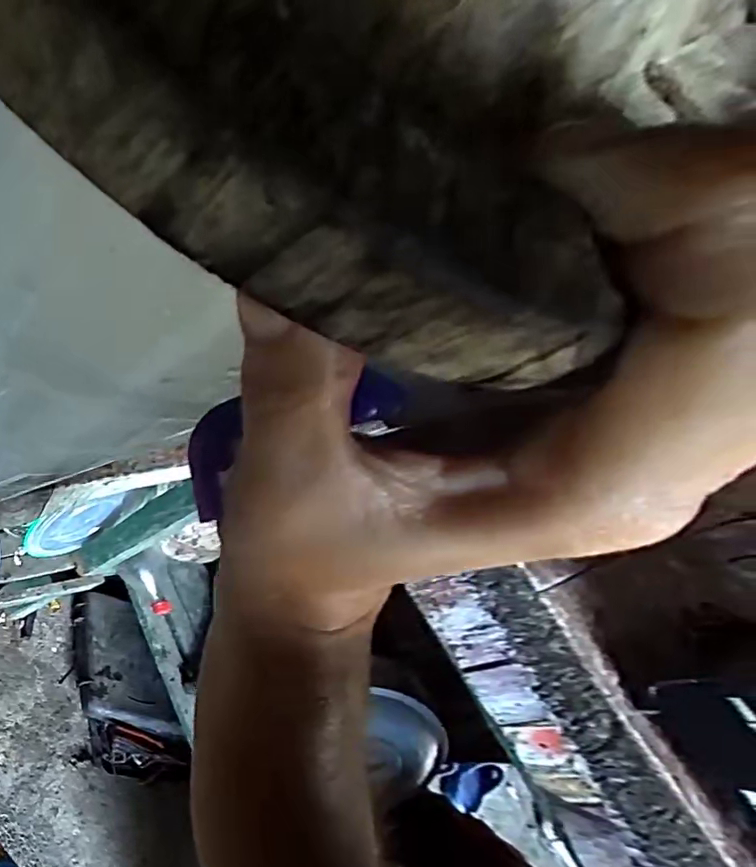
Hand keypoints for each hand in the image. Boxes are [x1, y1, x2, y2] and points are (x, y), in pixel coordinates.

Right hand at [222, 127, 755, 633]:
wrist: (307, 583)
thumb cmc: (291, 548)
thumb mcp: (282, 472)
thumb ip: (293, 379)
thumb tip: (280, 274)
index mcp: (595, 487)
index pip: (739, 324)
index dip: (688, 215)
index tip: (550, 164)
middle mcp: (670, 460)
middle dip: (700, 197)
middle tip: (551, 161)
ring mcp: (663, 434)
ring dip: (687, 212)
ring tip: (561, 180)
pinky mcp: (628, 407)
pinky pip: (708, 300)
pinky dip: (666, 239)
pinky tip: (575, 222)